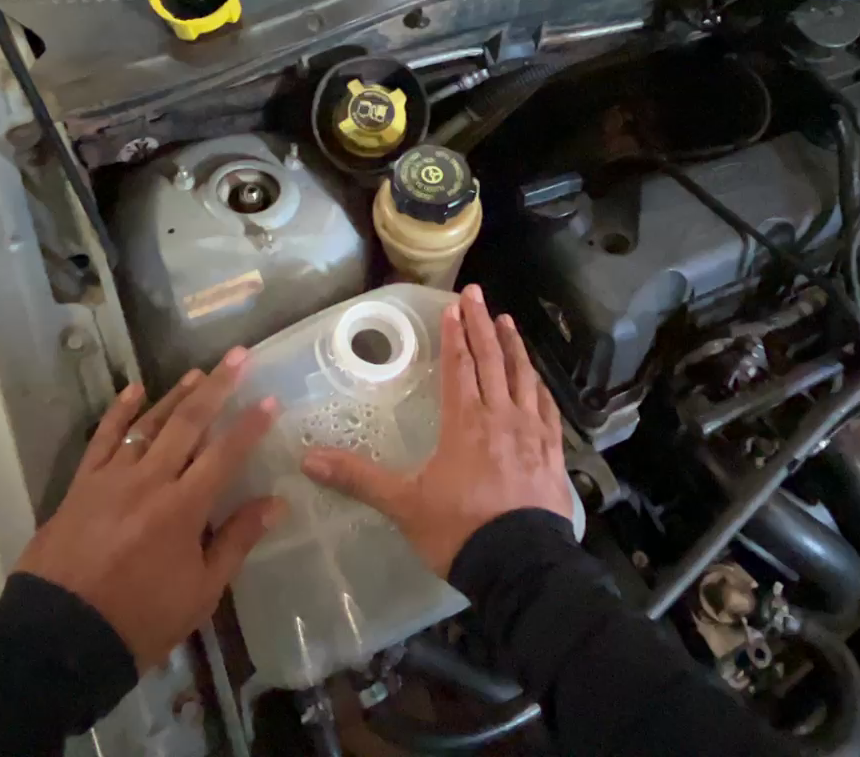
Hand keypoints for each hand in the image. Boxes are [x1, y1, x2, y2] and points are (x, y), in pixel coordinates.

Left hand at [16, 349, 283, 670]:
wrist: (57, 642)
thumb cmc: (139, 620)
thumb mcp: (200, 592)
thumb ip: (237, 540)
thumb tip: (275, 503)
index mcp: (183, 508)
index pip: (225, 454)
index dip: (251, 425)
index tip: (270, 398)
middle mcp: (149, 481)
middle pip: (189, 423)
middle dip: (217, 387)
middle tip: (237, 356)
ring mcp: (111, 478)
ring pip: (148, 423)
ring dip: (175, 394)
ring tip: (198, 371)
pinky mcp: (81, 485)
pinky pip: (101, 438)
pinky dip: (119, 412)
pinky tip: (134, 390)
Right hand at [301, 285, 569, 575]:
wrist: (521, 566)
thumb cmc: (459, 530)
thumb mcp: (404, 505)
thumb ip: (359, 478)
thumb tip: (307, 458)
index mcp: (465, 422)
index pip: (458, 366)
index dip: (455, 334)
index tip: (454, 306)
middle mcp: (500, 416)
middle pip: (491, 360)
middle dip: (482, 324)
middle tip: (478, 294)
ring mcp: (531, 432)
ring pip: (523, 377)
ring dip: (514, 347)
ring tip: (508, 322)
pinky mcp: (551, 452)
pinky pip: (547, 409)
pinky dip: (539, 387)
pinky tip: (537, 380)